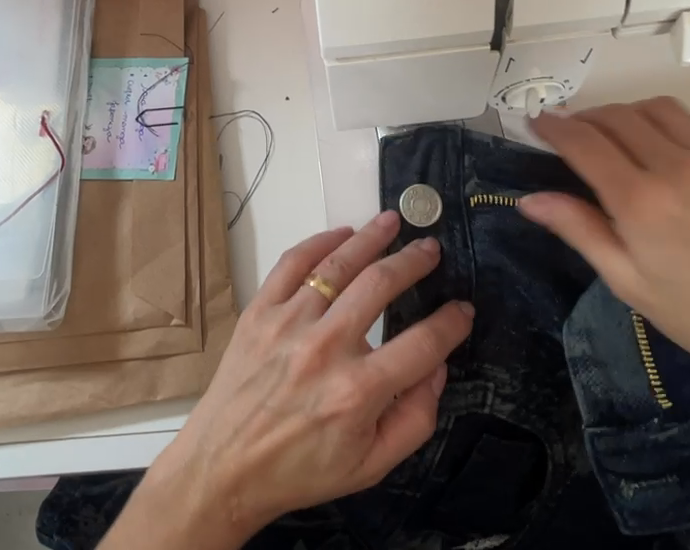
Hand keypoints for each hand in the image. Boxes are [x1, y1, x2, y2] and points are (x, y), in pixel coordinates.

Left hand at [106, 211, 472, 549]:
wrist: (225, 467)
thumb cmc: (302, 468)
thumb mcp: (373, 465)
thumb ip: (417, 418)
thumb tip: (438, 366)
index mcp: (359, 391)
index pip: (422, 344)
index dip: (451, 323)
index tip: (464, 307)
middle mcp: (326, 348)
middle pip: (380, 284)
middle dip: (413, 261)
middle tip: (431, 248)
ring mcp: (289, 323)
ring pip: (338, 264)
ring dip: (370, 237)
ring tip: (392, 221)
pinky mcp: (260, 311)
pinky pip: (292, 263)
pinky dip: (319, 242)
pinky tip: (342, 233)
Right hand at [521, 98, 689, 399]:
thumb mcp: (631, 284)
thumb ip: (580, 231)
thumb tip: (530, 199)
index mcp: (639, 201)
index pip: (583, 142)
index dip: (552, 126)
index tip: (534, 122)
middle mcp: (674, 166)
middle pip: (616, 116)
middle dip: (584, 117)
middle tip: (567, 133)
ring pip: (657, 108)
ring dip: (626, 112)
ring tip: (614, 133)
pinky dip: (672, 118)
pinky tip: (667, 141)